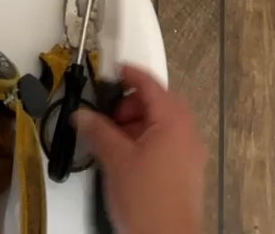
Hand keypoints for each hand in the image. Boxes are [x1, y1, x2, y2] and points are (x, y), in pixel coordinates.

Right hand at [72, 66, 206, 233]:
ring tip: (116, 137)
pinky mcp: (188, 173)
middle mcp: (187, 133)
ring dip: (140, 122)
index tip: (114, 70)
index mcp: (173, 121)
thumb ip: (97, 130)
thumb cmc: (149, 203)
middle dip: (133, 103)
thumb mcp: (116, 160)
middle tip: (112, 111)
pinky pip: (169, 143)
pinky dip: (149, 139)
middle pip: (160, 102)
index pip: (150, 83)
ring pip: (164, 123)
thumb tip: (83, 116)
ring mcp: (191, 154)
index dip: (129, 73)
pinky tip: (130, 157)